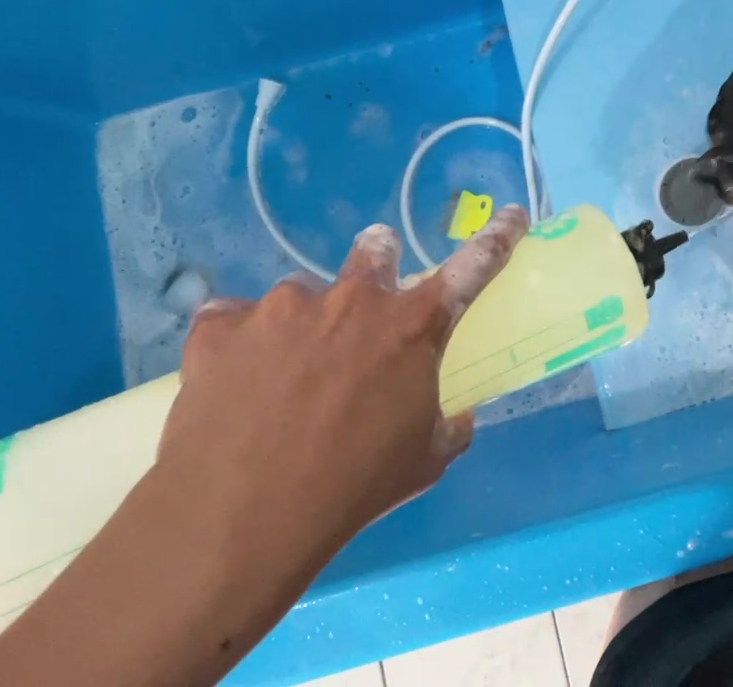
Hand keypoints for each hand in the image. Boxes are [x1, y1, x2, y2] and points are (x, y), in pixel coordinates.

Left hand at [157, 207, 527, 548]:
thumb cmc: (354, 485)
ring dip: (304, 324)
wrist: (240, 517)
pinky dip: (239, 343)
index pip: (473, 265)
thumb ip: (447, 424)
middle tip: (364, 306)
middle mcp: (352, 300)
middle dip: (378, 263)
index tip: (513, 215)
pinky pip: (231, 319)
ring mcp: (282, 308)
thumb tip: (457, 418)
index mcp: (413, 326)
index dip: (499, 236)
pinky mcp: (219, 327)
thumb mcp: (424, 459)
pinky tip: (234, 381)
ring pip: (301, 296)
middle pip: (375, 250)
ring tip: (284, 376)